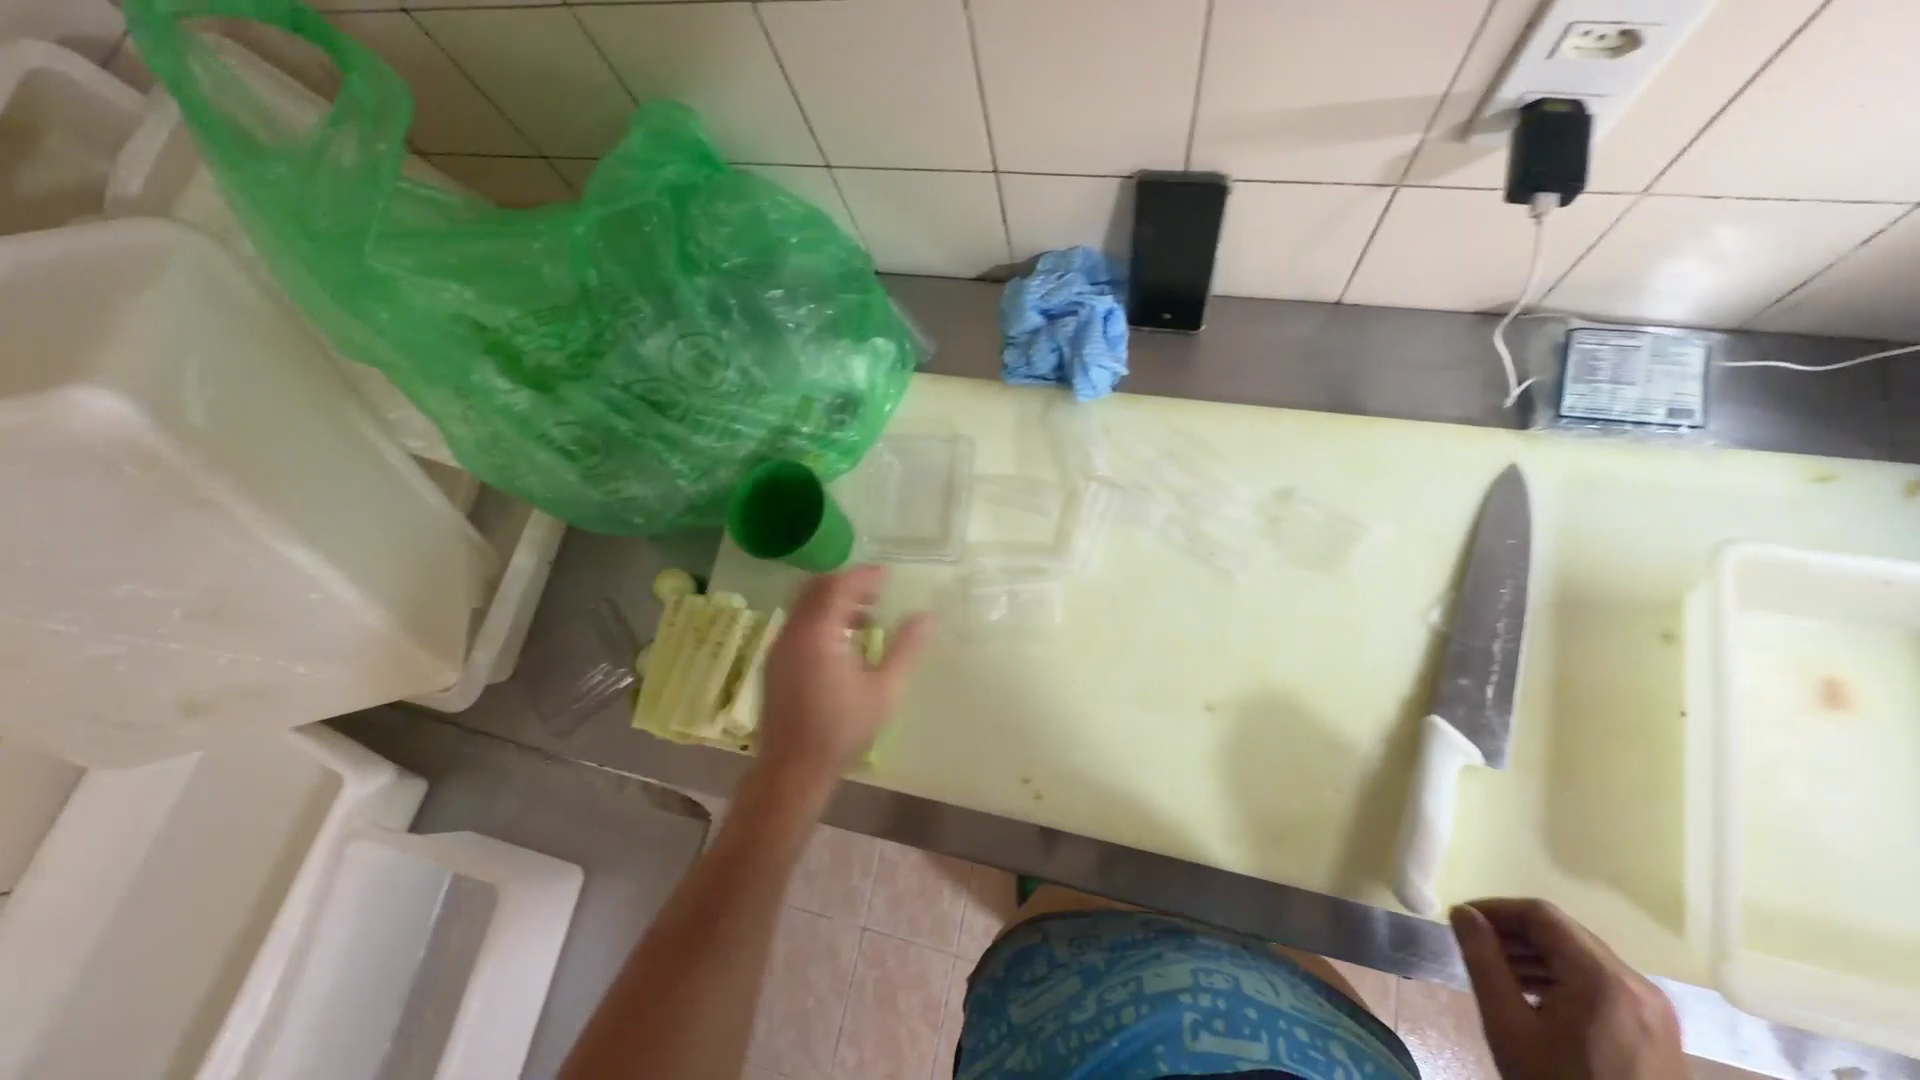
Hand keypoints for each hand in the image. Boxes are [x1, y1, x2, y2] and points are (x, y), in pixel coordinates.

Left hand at [756, 565, 930, 783]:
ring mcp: (780, 648)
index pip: (839, 586)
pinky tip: (845, 643)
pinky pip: (799, 625)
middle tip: (878, 591)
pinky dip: (821, 620)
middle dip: (848, 584)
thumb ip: (905, 649)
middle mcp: (793, 632)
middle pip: (817, 589)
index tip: (889, 575)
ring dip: (834, 603)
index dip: (865, 576)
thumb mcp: (884, 690)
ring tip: (867, 617)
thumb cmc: (843, 729)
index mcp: (818, 633)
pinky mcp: (775, 663)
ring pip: (805, 607)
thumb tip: (927, 617)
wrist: (794, 767)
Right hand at [1451, 899, 1687, 1079]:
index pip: (1541, 915)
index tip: (1462, 921)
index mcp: (1601, 978)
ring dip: (1540, 955)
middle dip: (1516, 933)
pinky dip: (1567, 979)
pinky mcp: (1659, 1030)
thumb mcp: (1508, 1027)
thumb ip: (1483, 962)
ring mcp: (1654, 1008)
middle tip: (1476, 946)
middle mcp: (1636, 982)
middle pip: (1566, 933)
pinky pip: (1605, 985)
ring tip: (1501, 973)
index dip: (1496, 910)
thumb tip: (1463, 914)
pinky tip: (1540, 1000)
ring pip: (1586, 958)